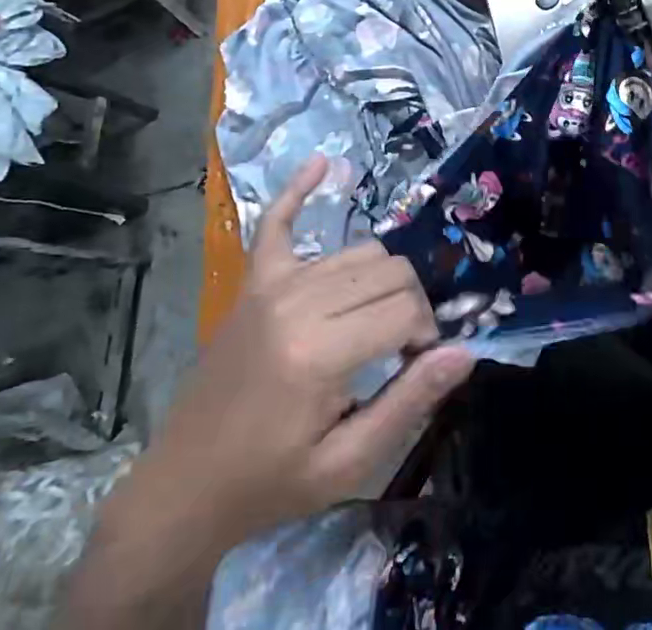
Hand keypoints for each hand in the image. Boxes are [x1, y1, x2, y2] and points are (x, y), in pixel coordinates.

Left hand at [122, 156, 474, 549]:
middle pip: (390, 272)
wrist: (185, 487)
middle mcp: (296, 303)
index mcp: (319, 352)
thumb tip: (467, 351)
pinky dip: (299, 191)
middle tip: (399, 350)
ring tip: (375, 321)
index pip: (407, 311)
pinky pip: (278, 224)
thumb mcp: (349, 462)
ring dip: (384, 279)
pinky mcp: (252, 284)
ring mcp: (271, 286)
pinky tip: (324, 164)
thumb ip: (410, 401)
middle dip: (412, 305)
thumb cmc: (272, 481)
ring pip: (360, 252)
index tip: (415, 367)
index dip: (427, 336)